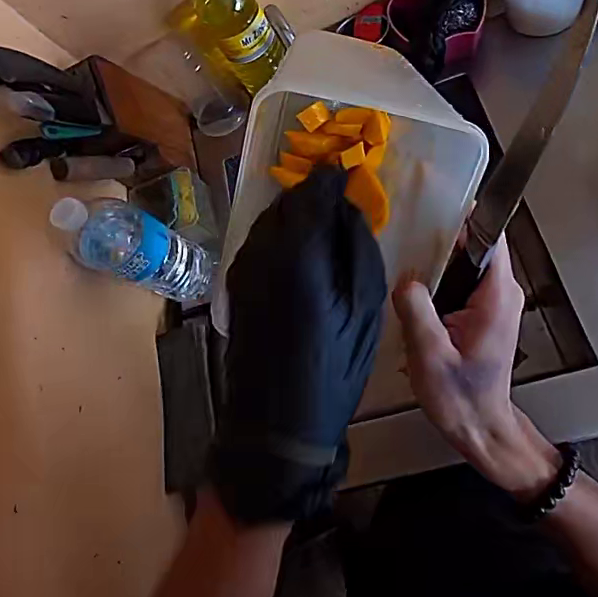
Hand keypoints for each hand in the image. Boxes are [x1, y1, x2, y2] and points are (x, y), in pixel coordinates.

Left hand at [213, 166, 386, 523]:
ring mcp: (242, 268)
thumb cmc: (332, 369)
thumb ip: (356, 248)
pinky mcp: (235, 286)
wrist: (276, 426)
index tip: (347, 170)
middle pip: (287, 202)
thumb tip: (349, 208)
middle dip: (313, 192)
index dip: (331, 179)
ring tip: (323, 218)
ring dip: (295, 210)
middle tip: (339, 194)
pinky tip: (301, 246)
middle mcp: (262, 252)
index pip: (312, 194)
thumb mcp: (362, 309)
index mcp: (298, 254)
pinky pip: (258, 241)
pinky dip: (280, 232)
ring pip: (269, 219)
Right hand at [393, 239, 559, 501]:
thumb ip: (417, 310)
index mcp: (497, 296)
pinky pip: (467, 278)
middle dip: (445, 237)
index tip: (438, 206)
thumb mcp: (429, 355)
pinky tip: (420, 286)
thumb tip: (405, 278)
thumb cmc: (462, 398)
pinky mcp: (487, 310)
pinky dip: (445, 277)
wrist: (481, 428)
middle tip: (412, 234)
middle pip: (477, 243)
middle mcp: (503, 292)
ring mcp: (497, 301)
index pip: (491, 236)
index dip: (466, 217)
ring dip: (442, 259)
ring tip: (412, 258)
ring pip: (470, 260)